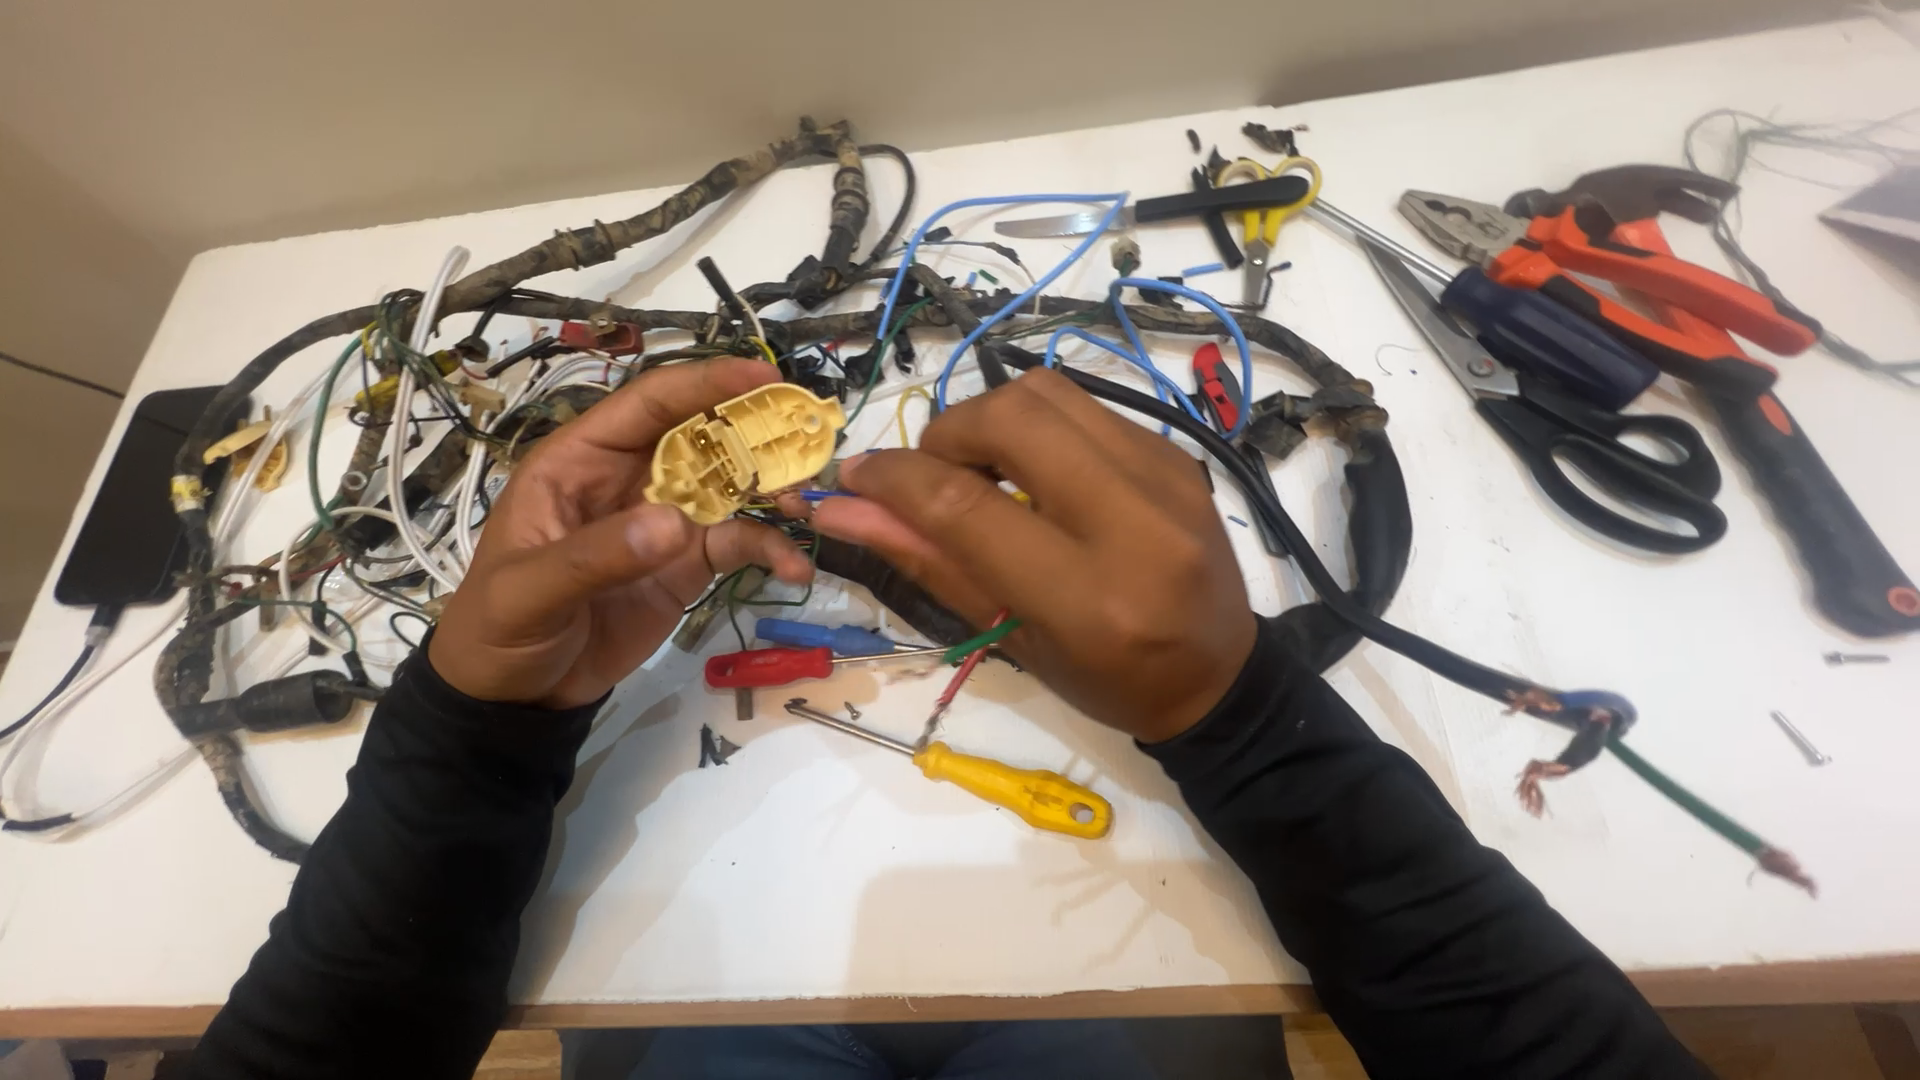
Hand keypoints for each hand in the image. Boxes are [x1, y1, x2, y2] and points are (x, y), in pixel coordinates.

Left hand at [430, 359, 812, 708]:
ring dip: (772, 491)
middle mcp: (633, 478)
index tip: (763, 379)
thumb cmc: (499, 628)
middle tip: (808, 439)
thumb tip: (676, 524)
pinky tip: (793, 569)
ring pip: (732, 486)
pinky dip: (769, 550)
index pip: (649, 405)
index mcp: (582, 461)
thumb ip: (595, 556)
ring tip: (805, 507)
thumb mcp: (528, 590)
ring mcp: (668, 520)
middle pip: (704, 437)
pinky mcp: (690, 561)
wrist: (520, 694)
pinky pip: (739, 543)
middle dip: (756, 434)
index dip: (705, 384)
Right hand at [807, 368, 1255, 742]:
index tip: (856, 478)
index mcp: (1087, 597)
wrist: (1220, 673)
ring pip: (1045, 392)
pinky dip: (1038, 428)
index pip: (965, 506)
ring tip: (987, 472)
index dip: (893, 480)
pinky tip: (1039, 475)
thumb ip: (928, 563)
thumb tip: (844, 507)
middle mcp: (1134, 521)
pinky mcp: (1175, 452)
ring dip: (990, 420)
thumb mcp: (1010, 637)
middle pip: (1011, 417)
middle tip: (939, 478)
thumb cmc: (1106, 680)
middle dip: (948, 434)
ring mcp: (1164, 475)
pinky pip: (1083, 406)